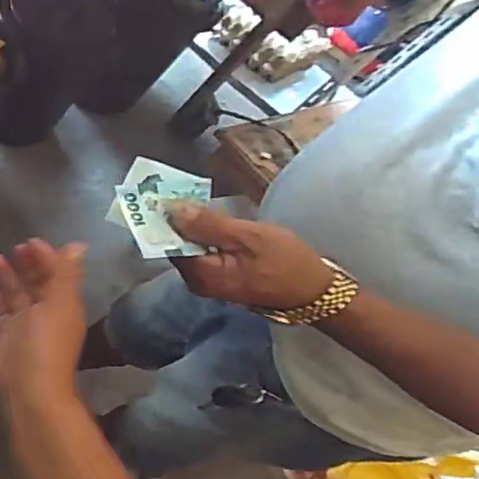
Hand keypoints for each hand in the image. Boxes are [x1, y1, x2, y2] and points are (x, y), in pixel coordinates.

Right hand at [0, 239, 89, 407]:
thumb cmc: (45, 345)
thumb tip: (78, 245)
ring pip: (17, 294)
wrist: (27, 391)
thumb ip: (66, 273)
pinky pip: (1, 312)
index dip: (47, 256)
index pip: (57, 273)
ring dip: (9, 276)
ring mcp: (24, 326)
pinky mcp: (5, 338)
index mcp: (64, 305)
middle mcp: (46, 313)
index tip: (31, 242)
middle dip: (28, 264)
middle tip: (14, 247)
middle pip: (37, 282)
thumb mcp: (60, 303)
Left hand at [166, 202, 334, 310]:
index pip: (169, 243)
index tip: (164, 193)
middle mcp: (197, 282)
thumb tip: (172, 210)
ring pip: (191, 246)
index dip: (166, 218)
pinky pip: (204, 251)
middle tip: (178, 188)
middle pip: (178, 244)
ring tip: (191, 196)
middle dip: (178, 219)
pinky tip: (210, 216)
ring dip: (192, 224)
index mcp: (200, 275)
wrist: (314, 290)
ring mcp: (208, 281)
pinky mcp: (220, 276)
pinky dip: (204, 234)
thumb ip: (207, 225)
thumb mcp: (247, 237)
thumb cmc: (285, 261)